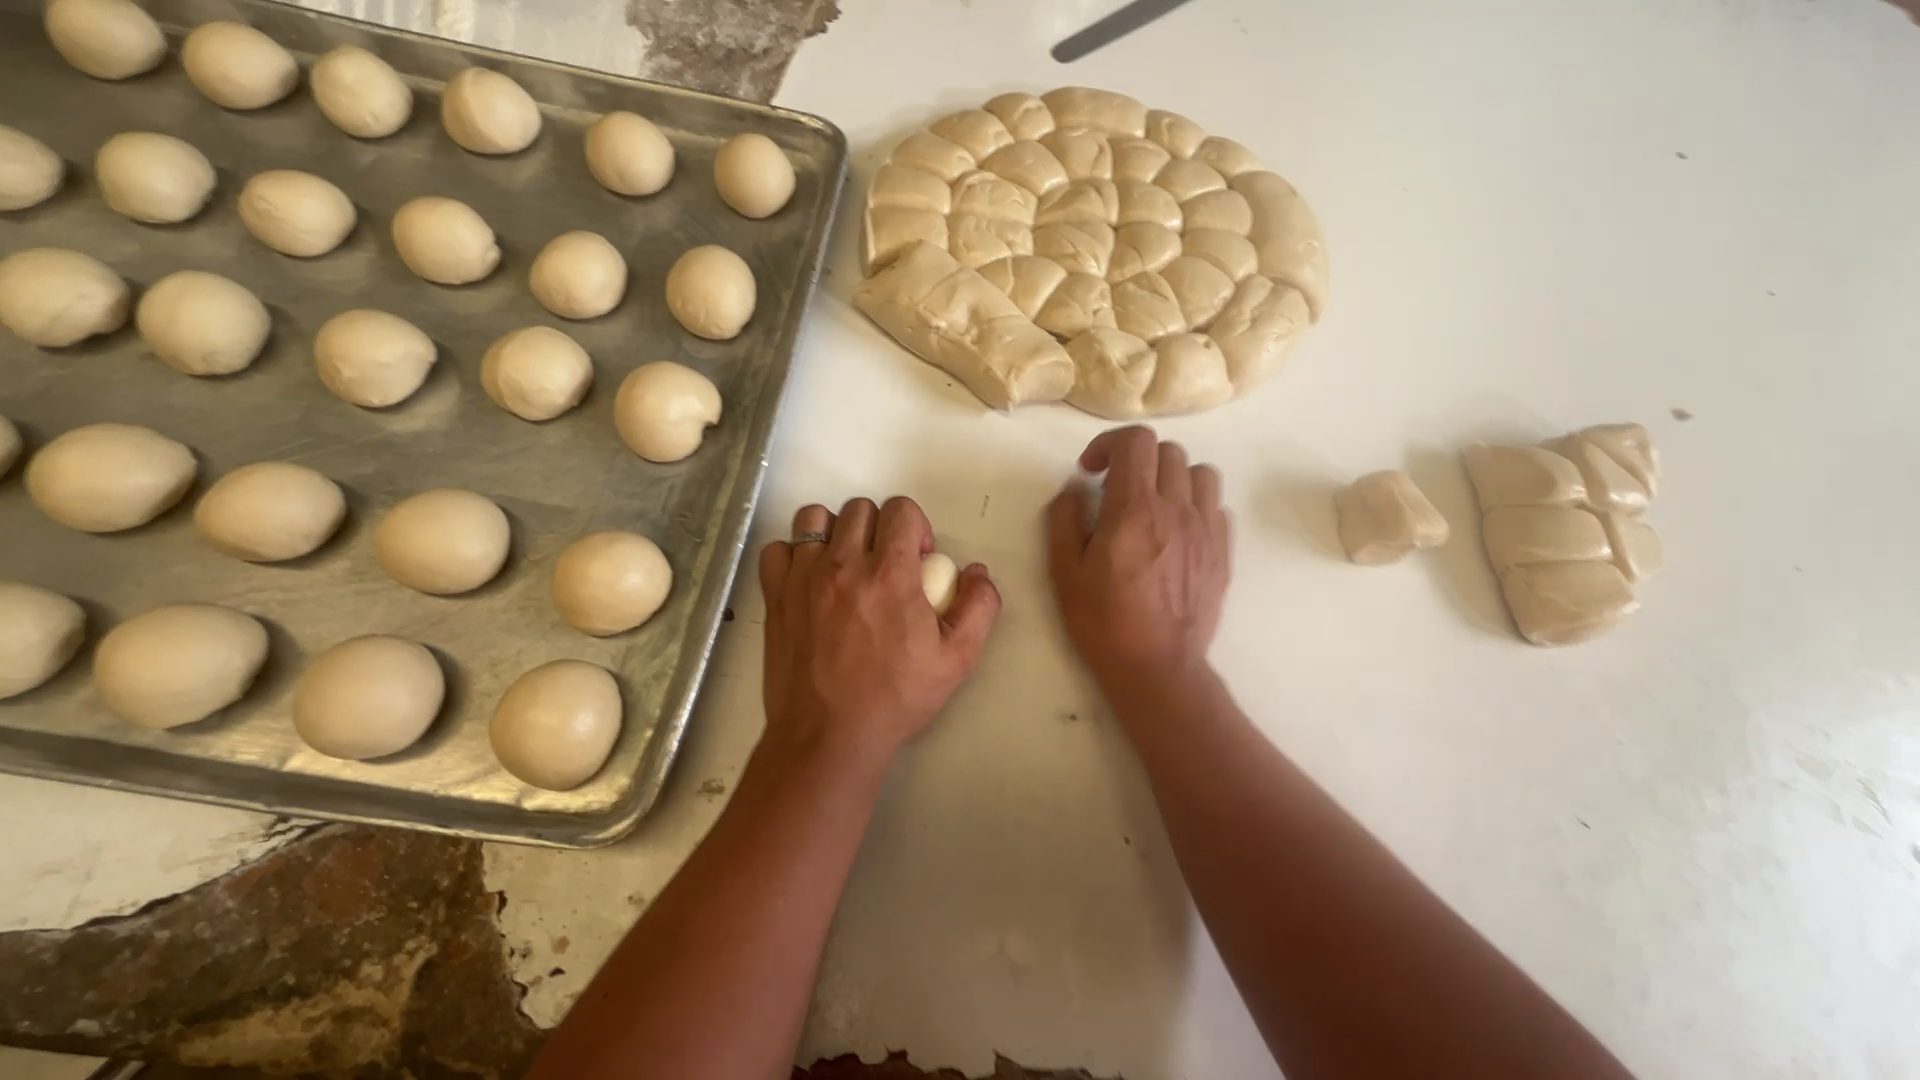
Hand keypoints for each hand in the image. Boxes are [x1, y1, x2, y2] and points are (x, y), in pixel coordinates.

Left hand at [758, 497, 999, 763]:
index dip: (916, 527)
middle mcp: (844, 565)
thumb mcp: (957, 660)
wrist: (829, 736)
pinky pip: (778, 550)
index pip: (901, 509)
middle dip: (880, 528)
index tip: (918, 560)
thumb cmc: (896, 699)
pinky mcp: (776, 597)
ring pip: (815, 518)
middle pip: (860, 508)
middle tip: (886, 565)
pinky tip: (809, 581)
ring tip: (845, 565)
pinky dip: (794, 556)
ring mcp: (803, 578)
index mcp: (890, 574)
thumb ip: (978, 608)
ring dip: (835, 532)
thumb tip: (977, 572)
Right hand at [1047, 426, 1230, 694]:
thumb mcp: (1064, 572)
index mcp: (1134, 509)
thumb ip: (1065, 518)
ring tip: (1152, 506)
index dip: (1109, 444)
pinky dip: (1194, 504)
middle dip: (1137, 461)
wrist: (1158, 666)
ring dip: (1171, 478)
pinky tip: (1175, 532)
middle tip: (1116, 492)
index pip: (1136, 442)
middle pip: (1167, 452)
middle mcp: (1176, 509)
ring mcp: (1206, 529)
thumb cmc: (1104, 621)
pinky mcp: (1223, 551)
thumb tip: (1075, 488)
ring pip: (1199, 472)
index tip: (1092, 471)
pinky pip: (1216, 505)